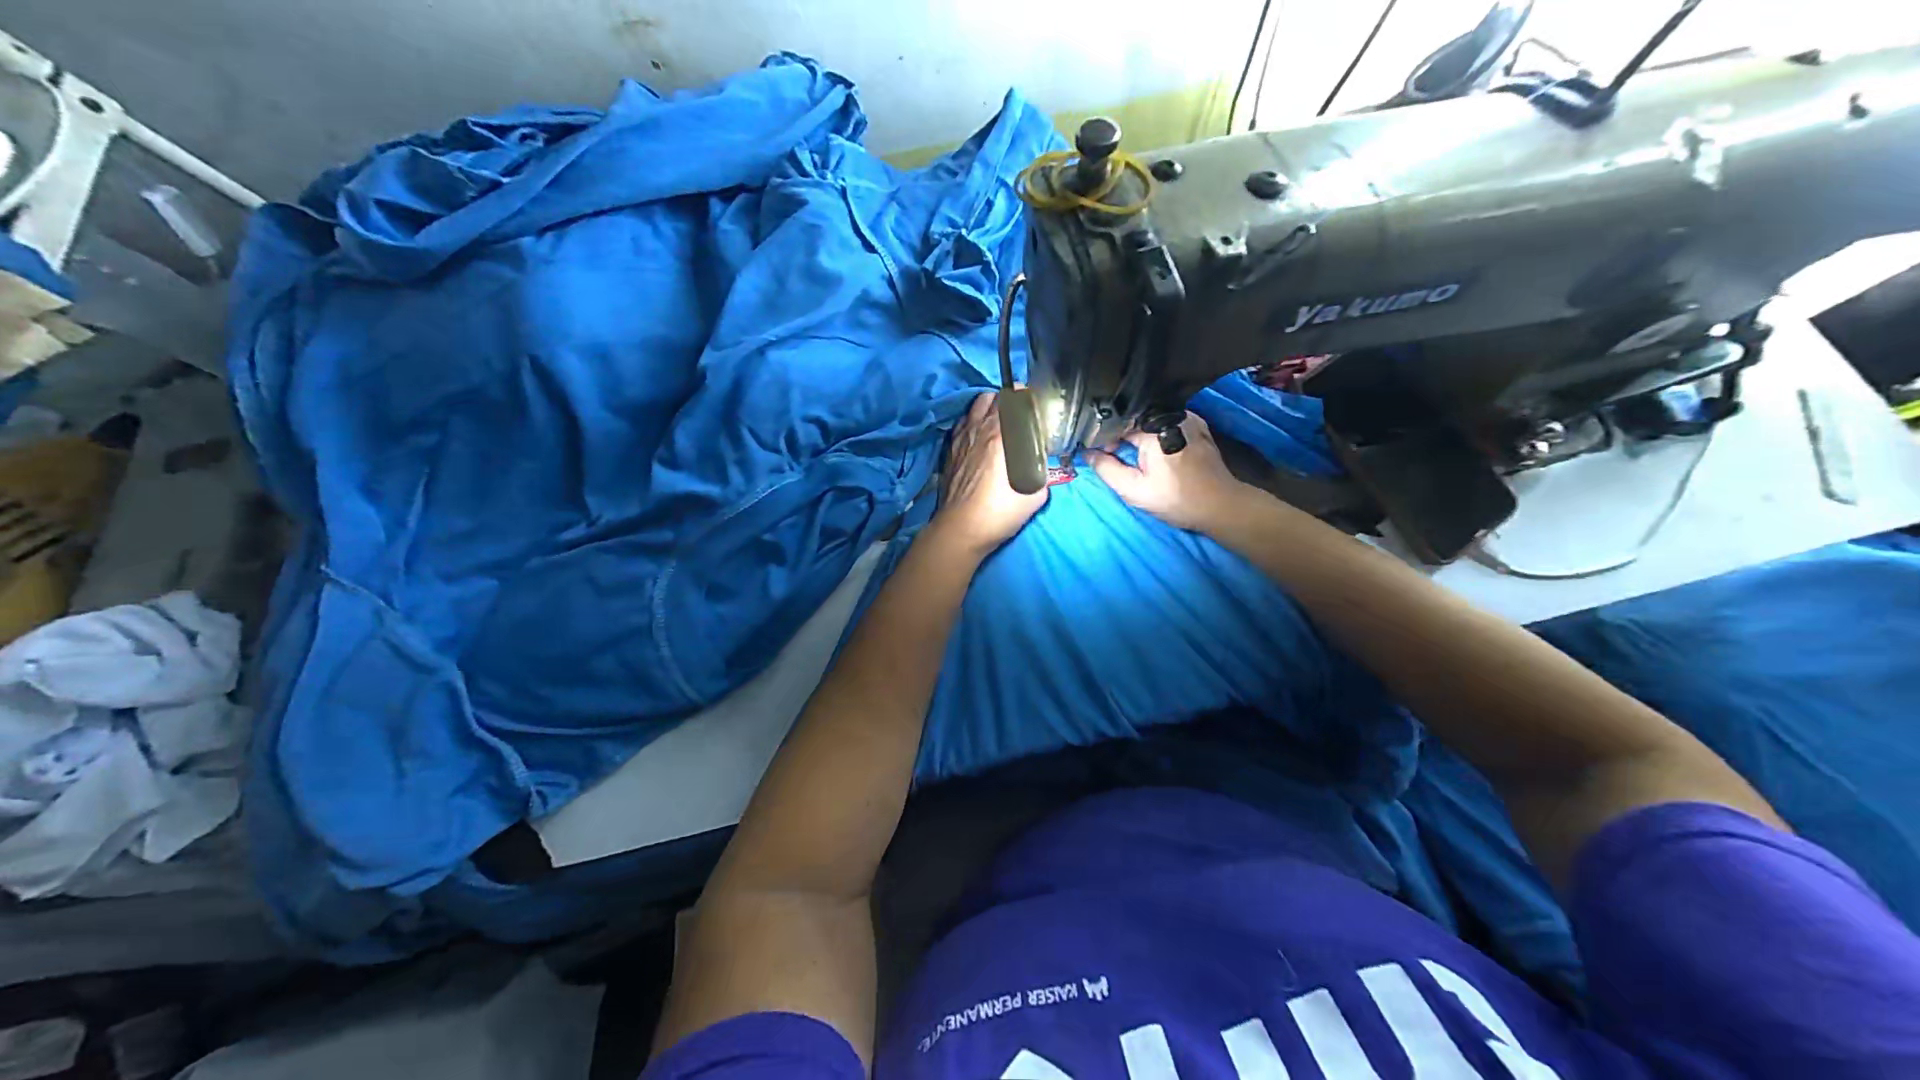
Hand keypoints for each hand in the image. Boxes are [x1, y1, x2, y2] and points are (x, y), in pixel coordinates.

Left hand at [927, 392, 1048, 557]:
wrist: (960, 530)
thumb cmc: (999, 513)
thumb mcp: (1035, 495)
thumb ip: (1042, 474)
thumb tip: (1043, 464)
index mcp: (1000, 436)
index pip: (1013, 400)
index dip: (1026, 397)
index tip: (1036, 405)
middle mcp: (978, 430)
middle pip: (992, 397)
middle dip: (1008, 399)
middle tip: (1020, 412)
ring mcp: (960, 439)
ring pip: (974, 407)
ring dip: (989, 407)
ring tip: (1000, 420)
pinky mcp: (950, 451)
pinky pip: (962, 424)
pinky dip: (973, 422)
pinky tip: (979, 435)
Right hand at [1090, 414, 1252, 531]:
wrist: (1220, 505)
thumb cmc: (1177, 500)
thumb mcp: (1135, 490)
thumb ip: (1106, 469)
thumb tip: (1087, 453)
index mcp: (1154, 427)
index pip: (1115, 422)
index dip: (1103, 438)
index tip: (1101, 455)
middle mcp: (1171, 414)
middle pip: (1133, 418)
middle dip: (1120, 435)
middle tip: (1116, 457)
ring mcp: (1187, 417)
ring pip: (1149, 419)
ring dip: (1137, 434)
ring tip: (1134, 455)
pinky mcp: (1197, 424)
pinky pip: (1166, 421)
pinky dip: (1154, 432)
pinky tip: (1154, 450)